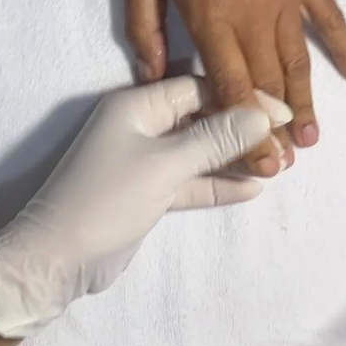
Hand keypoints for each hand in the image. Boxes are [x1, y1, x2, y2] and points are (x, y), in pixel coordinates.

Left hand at [0, 76, 289, 337]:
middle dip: (243, 128)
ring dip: (236, 157)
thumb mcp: (163, 165)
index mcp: (136, 105)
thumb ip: (214, 140)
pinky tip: (254, 188)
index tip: (282, 112)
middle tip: (288, 143)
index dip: (241, 97)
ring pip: (200, 151)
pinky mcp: (150, 192)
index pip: (199, 87)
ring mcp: (146, 161)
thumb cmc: (106, 199)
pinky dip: (218, 183)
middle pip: (203, 117)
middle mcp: (142, 125)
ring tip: (280, 165)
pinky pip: (191, 181)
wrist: (58, 257)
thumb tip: (261, 114)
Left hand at [121, 0, 345, 174]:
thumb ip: (144, 27)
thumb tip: (152, 76)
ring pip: (299, 62)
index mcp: (211, 16)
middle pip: (269, 86)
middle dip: (276, 132)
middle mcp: (254, 14)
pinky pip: (329, 20)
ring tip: (311, 140)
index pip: (232, 90)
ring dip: (305, 104)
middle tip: (283, 166)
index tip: (259, 166)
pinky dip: (344, 49)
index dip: (244, 134)